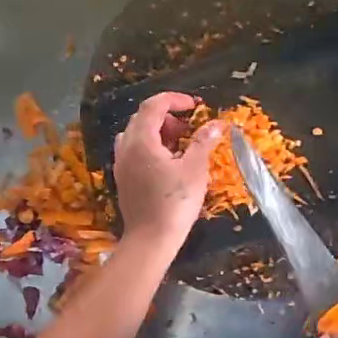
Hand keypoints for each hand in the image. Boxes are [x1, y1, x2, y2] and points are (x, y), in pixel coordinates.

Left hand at [113, 92, 223, 245]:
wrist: (150, 237)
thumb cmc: (175, 202)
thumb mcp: (195, 169)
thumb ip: (203, 142)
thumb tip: (216, 124)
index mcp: (140, 142)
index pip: (151, 106)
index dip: (173, 100)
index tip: (193, 105)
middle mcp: (125, 149)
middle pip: (141, 118)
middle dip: (166, 116)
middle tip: (188, 127)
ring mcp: (121, 164)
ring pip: (135, 135)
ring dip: (157, 131)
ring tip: (179, 143)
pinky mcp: (123, 178)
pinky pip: (133, 151)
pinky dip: (149, 146)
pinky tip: (167, 161)